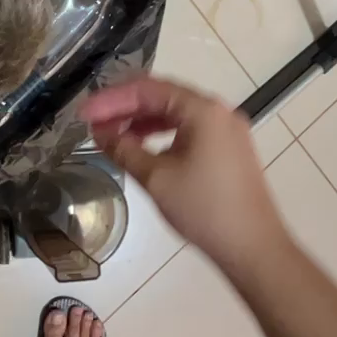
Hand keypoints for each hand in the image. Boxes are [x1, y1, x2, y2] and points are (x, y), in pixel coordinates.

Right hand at [81, 77, 293, 275]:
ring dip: (143, 123)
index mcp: (203, 110)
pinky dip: (163, 136)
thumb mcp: (156, 178)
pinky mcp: (230, 151)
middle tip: (93, 124)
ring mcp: (228, 131)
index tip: (83, 114)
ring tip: (112, 137)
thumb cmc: (204, 209)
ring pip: (177, 116)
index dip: (111, 99)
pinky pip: (190, 132)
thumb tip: (100, 133)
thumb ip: (124, 150)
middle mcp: (219, 112)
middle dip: (125, 109)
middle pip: (163, 98)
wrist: (253, 246)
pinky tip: (143, 150)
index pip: (148, 90)